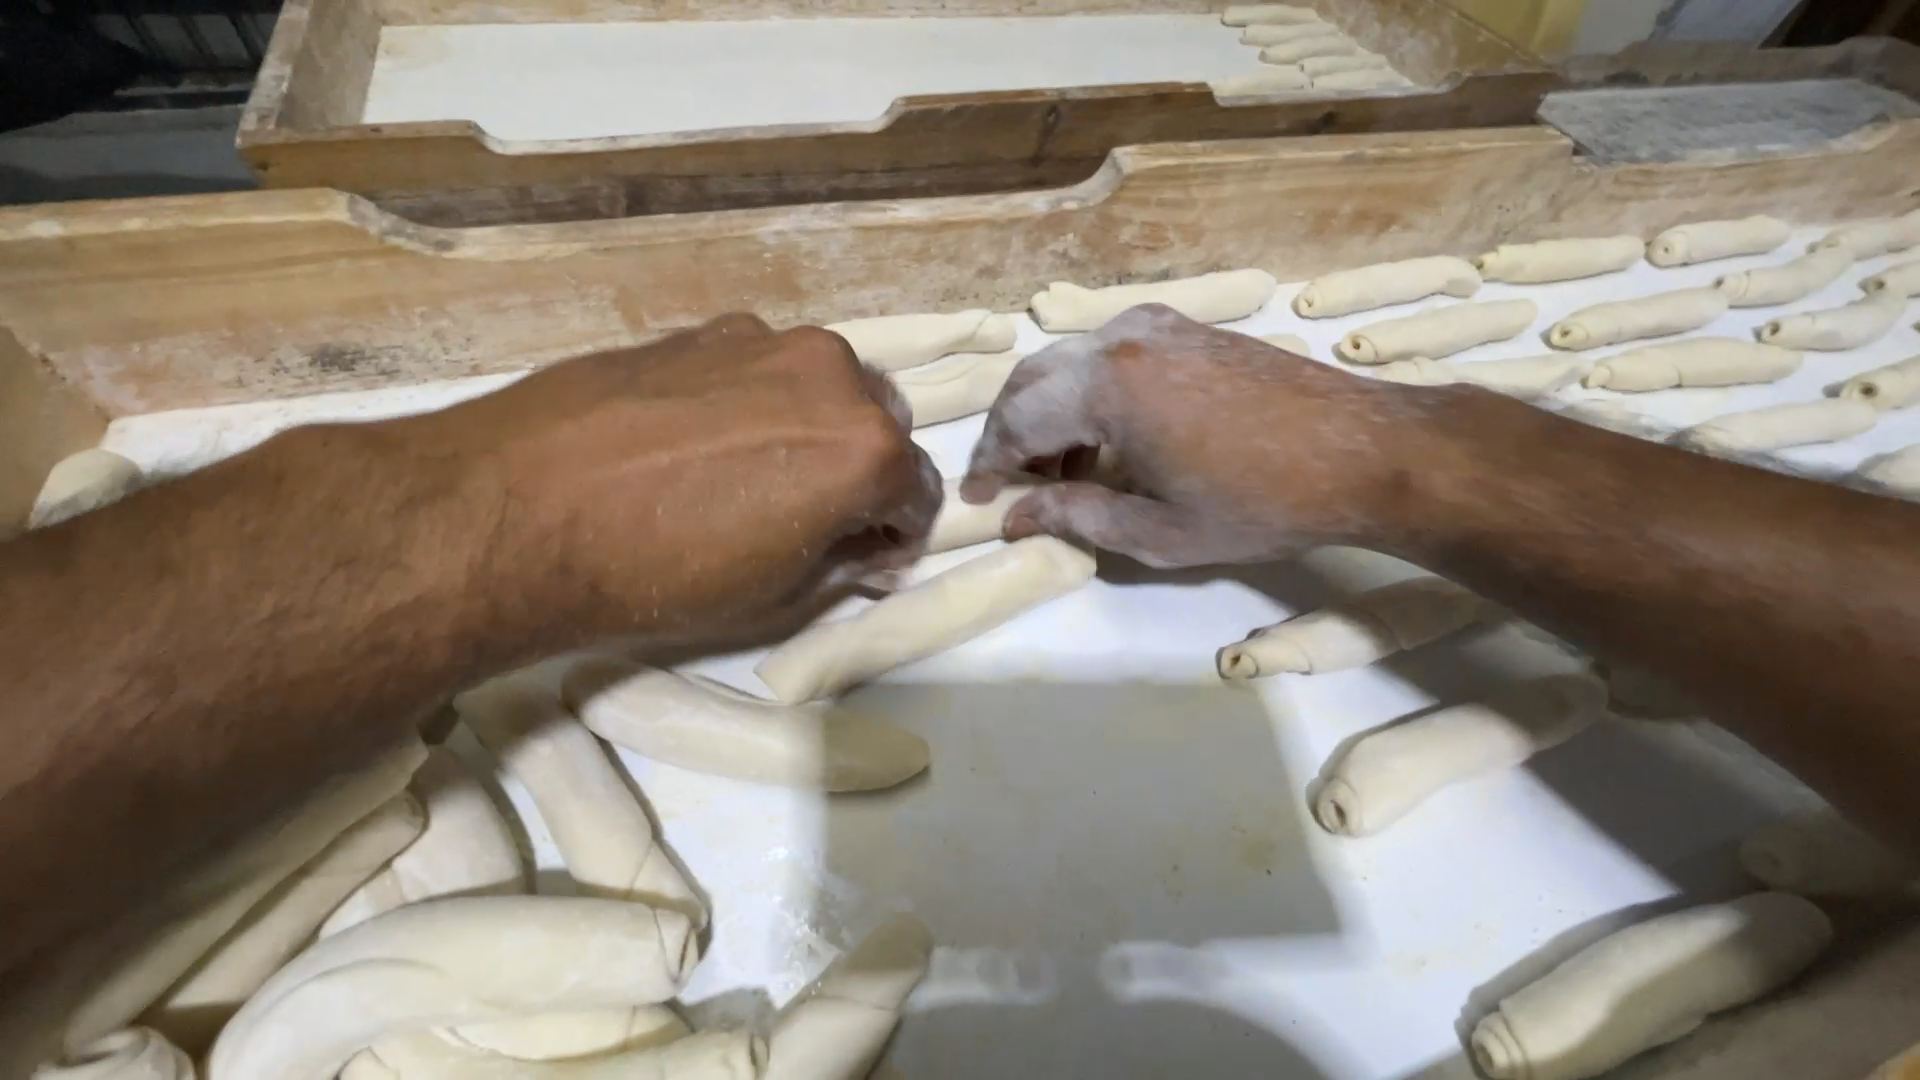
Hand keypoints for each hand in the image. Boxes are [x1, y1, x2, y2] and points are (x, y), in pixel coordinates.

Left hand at [395, 314, 940, 650]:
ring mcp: (765, 339)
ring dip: (813, 431)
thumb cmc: (665, 574)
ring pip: (822, 389)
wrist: (516, 513)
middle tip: (812, 517)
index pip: (919, 492)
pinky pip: (761, 369)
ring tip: (752, 474)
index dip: (897, 535)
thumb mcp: (781, 597)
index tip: (865, 561)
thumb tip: (868, 546)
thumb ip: (847, 562)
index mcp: (867, 448)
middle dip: (861, 474)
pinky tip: (702, 440)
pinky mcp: (705, 328)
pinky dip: (758, 402)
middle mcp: (832, 375)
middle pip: (880, 429)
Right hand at [961, 305, 1450, 567]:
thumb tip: (1015, 518)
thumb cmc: (1257, 504)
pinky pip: (1109, 353)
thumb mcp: (1153, 531)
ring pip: (1069, 362)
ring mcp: (1158, 325)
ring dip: (1050, 412)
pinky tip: (1108, 438)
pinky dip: (1089, 392)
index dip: (990, 463)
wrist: (1364, 454)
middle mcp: (1121, 338)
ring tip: (1063, 471)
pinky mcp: (1186, 328)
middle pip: (1033, 380)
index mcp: (1106, 386)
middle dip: (1012, 433)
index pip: (1016, 420)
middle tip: (1013, 483)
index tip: (979, 498)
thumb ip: (1072, 516)